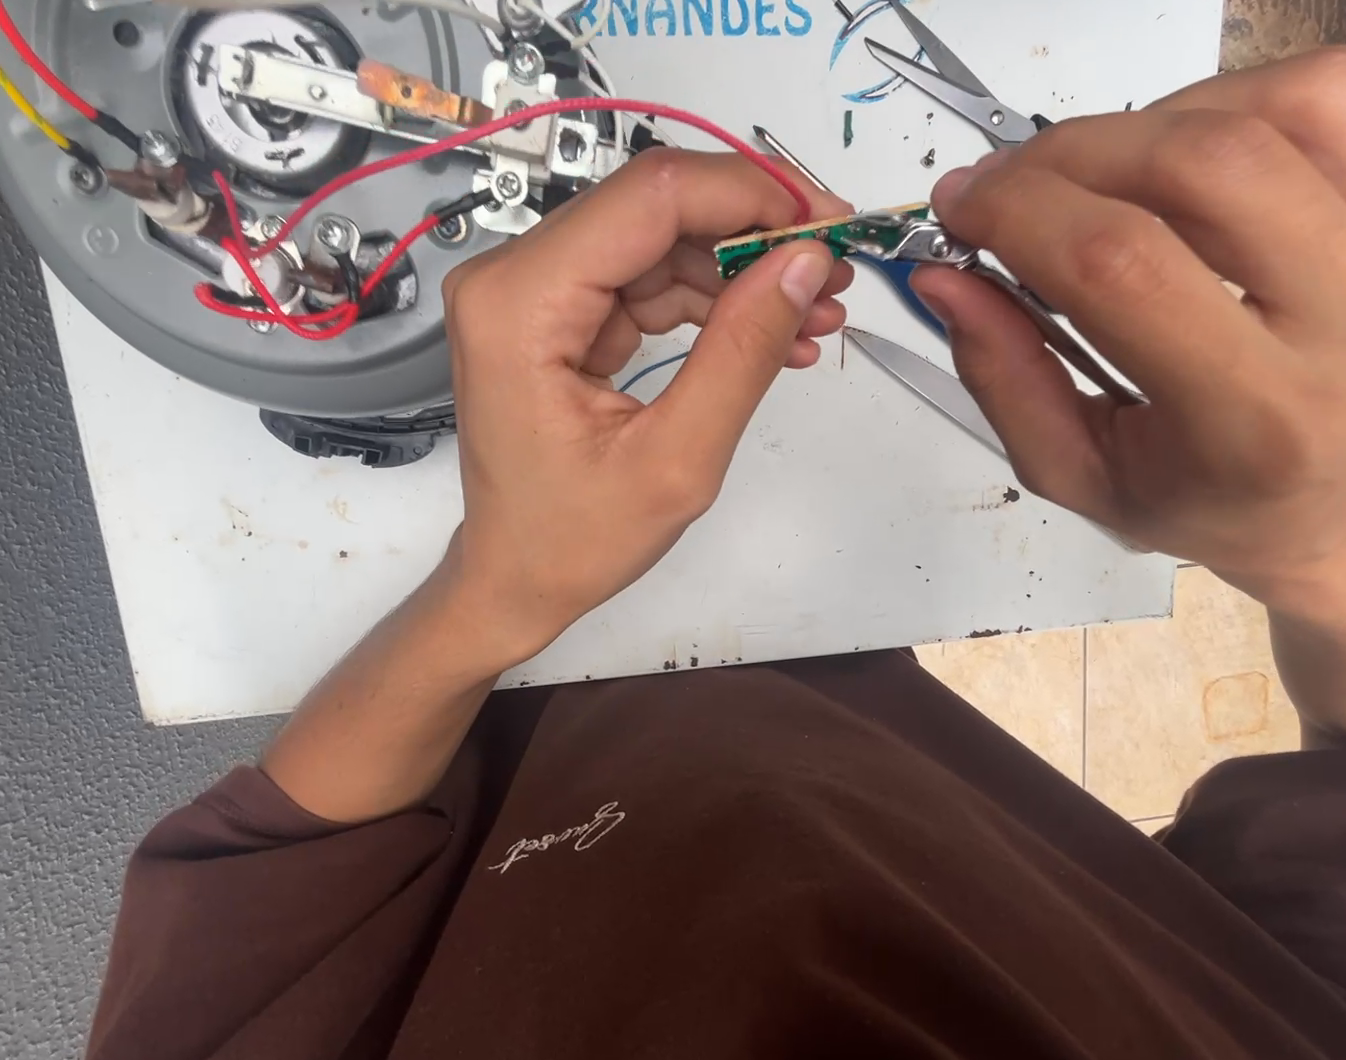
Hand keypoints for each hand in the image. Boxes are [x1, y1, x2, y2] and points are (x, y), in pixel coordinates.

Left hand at [437, 149, 853, 664]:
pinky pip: (645, 284)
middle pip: (653, 210)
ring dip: (740, 276)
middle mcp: (511, 278)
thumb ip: (741, 353)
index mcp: (519, 304)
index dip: (750, 195)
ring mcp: (531, 293)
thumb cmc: (576, 541)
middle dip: (753, 236)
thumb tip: (807, 262)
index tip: (829, 225)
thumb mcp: (677, 460)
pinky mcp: (556, 315)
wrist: (518, 578)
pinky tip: (767, 336)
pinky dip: (709, 304)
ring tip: (812, 319)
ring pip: (658, 245)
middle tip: (834, 276)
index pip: (650, 198)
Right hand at [910, 44, 1345, 612]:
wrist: (1342, 513)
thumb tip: (940, 276)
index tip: (961, 203)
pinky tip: (1208, 157)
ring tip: (1113, 173)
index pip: (1123, 266)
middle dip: (1078, 151)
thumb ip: (999, 373)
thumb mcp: (1069, 470)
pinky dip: (1261, 95)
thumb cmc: (1193, 504)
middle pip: (1212, 164)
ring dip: (1168, 116)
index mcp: (1259, 422)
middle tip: (1015, 178)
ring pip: (1301, 101)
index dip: (1022, 211)